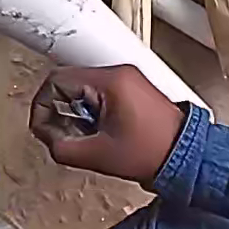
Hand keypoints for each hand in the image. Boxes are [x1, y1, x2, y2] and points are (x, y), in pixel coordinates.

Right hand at [29, 65, 184, 186]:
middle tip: (67, 135)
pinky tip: (102, 132)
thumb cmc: (152, 152)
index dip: (42, 106)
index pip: (57, 80)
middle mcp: (119, 72)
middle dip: (61, 111)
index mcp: (110, 82)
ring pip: (82, 89)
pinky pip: (98, 93)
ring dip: (76, 113)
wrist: (185, 156)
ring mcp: (127, 78)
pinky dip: (91, 112)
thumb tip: (46, 134)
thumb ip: (60, 146)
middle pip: (69, 83)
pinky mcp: (131, 87)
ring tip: (89, 136)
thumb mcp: (96, 155)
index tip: (43, 127)